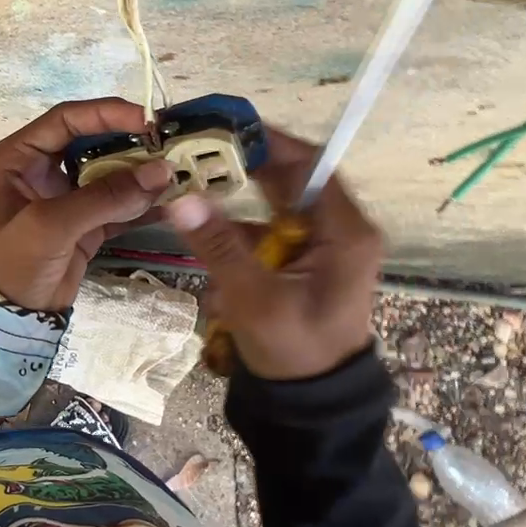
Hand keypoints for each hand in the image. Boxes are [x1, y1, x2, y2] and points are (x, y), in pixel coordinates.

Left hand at [0, 98, 175, 309]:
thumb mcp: (49, 225)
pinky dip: (142, 204)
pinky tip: (172, 202)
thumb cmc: (11, 262)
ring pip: (108, 174)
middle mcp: (38, 171)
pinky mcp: (82, 226)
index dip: (105, 113)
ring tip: (181, 172)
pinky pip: (117, 205)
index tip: (147, 119)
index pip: (64, 120)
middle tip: (173, 146)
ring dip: (141, 175)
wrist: (3, 317)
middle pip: (91, 143)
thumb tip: (161, 171)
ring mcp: (62, 199)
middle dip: (131, 144)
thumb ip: (103, 197)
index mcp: (15, 158)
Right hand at [162, 129, 382, 379]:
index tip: (220, 124)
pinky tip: (200, 226)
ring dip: (232, 192)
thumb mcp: (255, 297)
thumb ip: (218, 245)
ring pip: (270, 201)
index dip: (267, 139)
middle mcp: (337, 229)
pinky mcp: (297, 260)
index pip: (309, 164)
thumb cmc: (296, 349)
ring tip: (187, 178)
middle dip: (241, 161)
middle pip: (288, 177)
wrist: (312, 401)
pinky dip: (233, 224)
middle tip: (192, 145)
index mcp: (346, 231)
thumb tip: (179, 197)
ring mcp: (317, 244)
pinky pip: (262, 228)